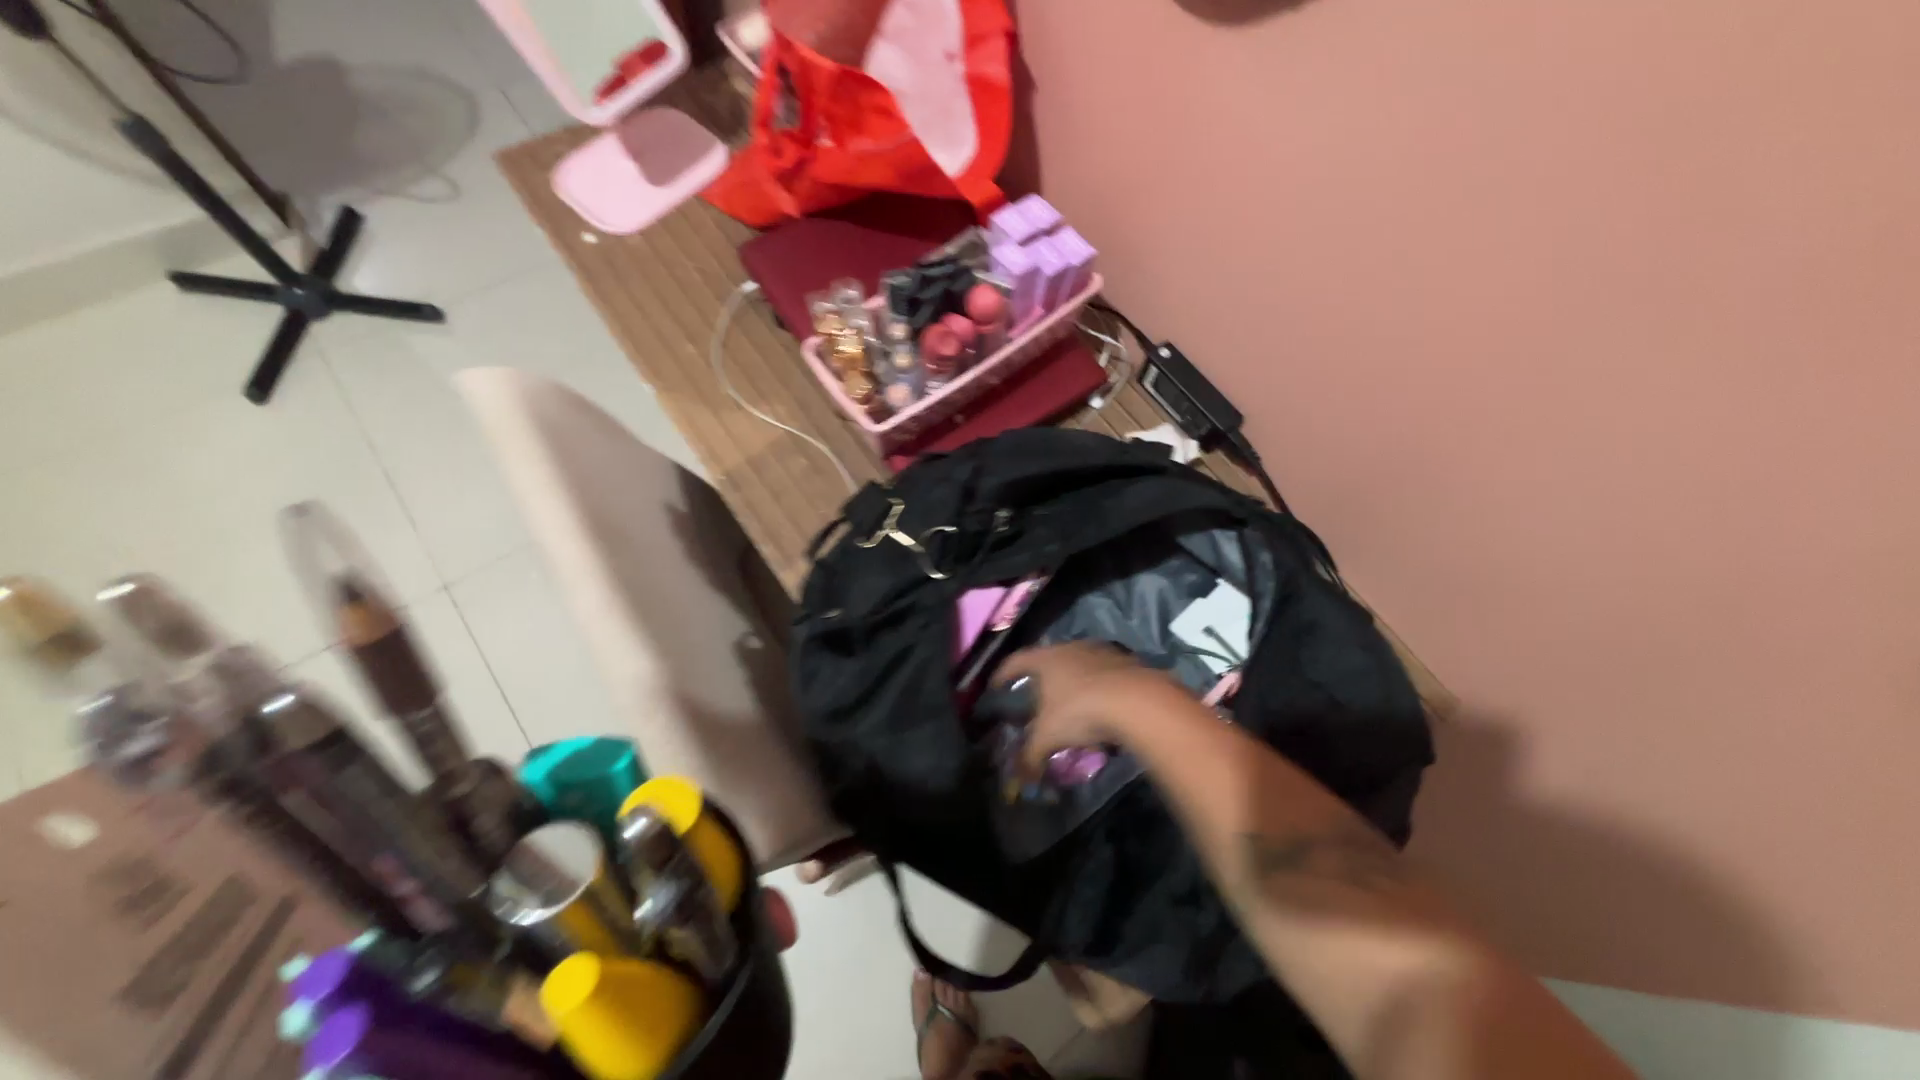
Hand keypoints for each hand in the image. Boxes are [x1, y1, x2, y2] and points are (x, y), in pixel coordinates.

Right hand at [995, 641, 1186, 776]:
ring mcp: (1102, 652)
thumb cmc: (1081, 711)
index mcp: (1046, 659)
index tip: (996, 686)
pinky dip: (1100, 692)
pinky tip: (1104, 713)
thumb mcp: (1049, 737)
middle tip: (1038, 701)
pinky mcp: (1128, 662)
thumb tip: (1020, 778)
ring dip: (1075, 686)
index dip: (1003, 674)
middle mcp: (1072, 648)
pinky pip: (1106, 677)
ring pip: (1081, 668)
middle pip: (1050, 662)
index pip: (1016, 661)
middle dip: (1043, 682)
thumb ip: (1031, 755)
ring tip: (1074, 709)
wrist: (1138, 701)